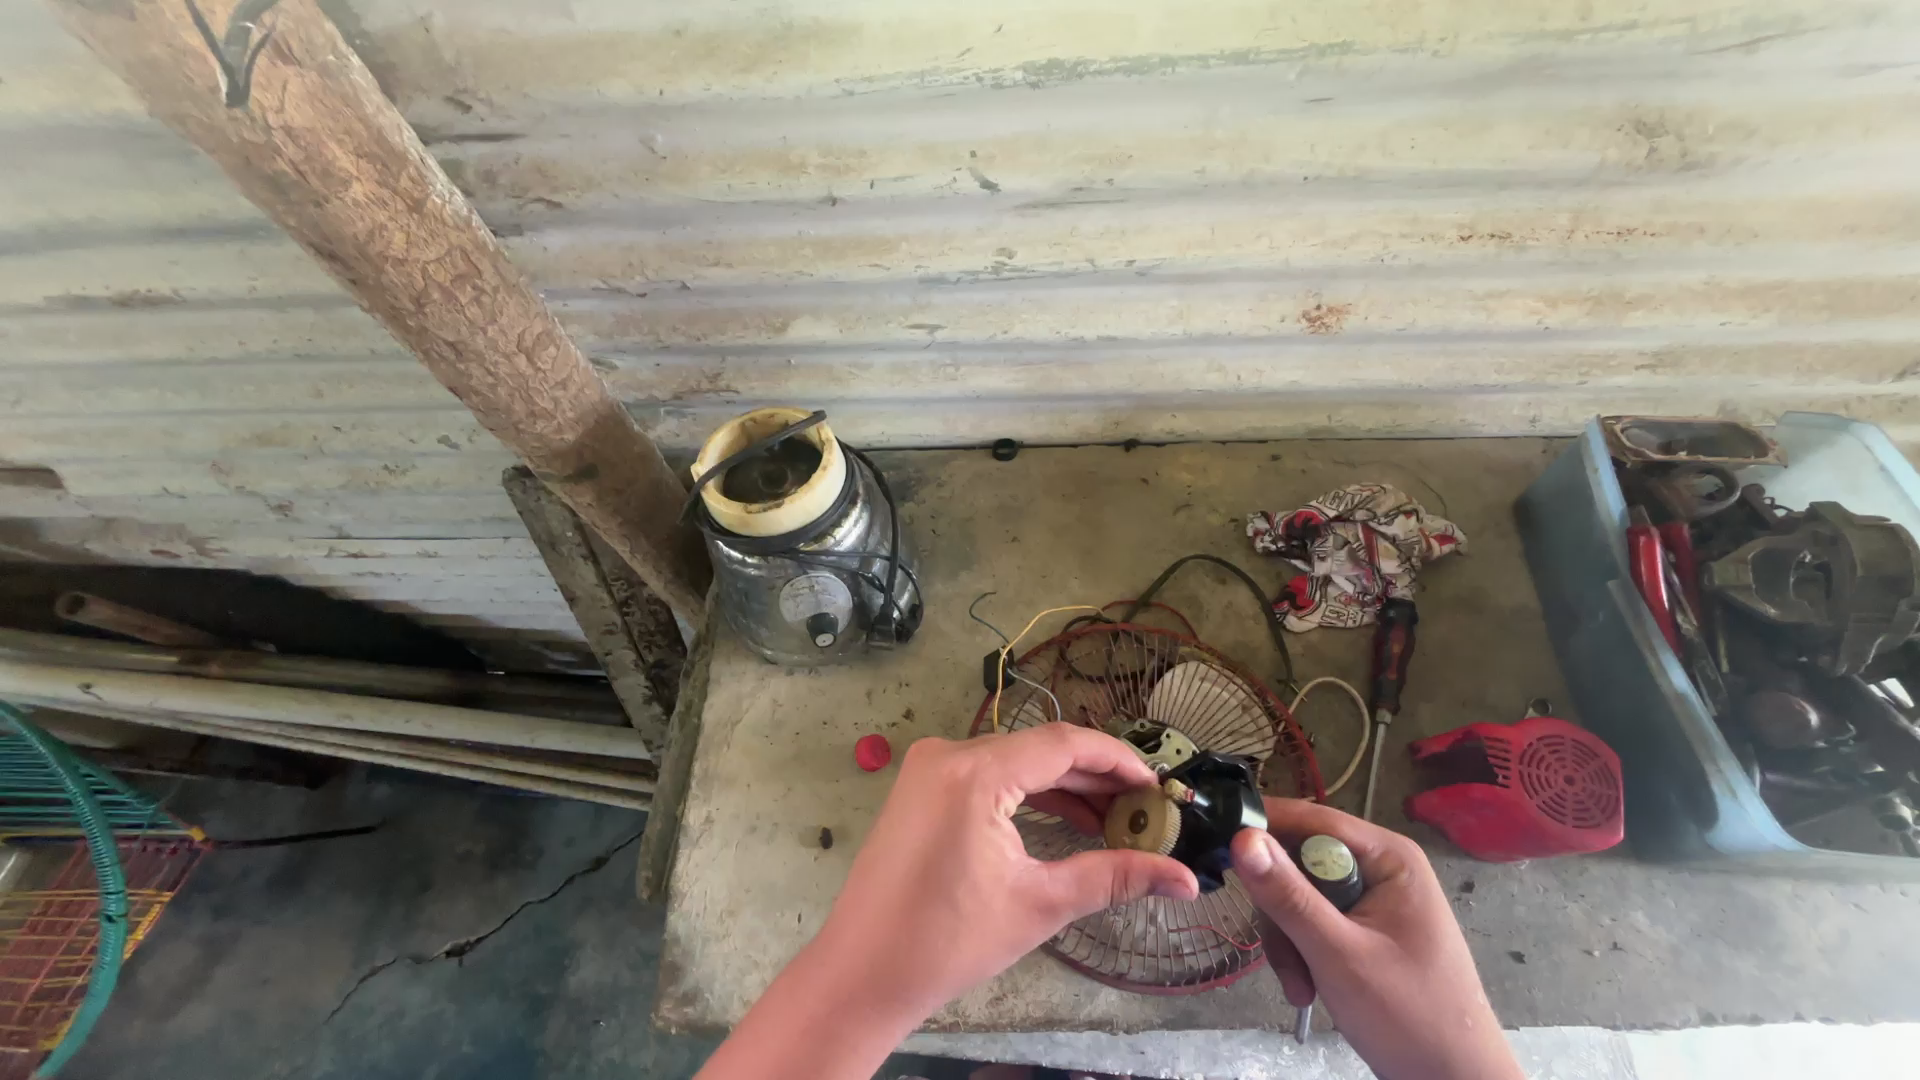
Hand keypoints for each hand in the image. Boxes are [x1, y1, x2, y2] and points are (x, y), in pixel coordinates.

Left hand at [818, 723, 1200, 1016]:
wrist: (862, 971)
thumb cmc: (948, 941)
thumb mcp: (1039, 903)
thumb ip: (1113, 877)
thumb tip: (1186, 880)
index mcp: (975, 772)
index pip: (1062, 743)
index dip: (1116, 759)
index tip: (1157, 784)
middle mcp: (949, 752)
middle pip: (1038, 749)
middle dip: (1094, 776)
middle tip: (1143, 807)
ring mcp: (930, 765)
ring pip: (1014, 760)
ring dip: (1063, 785)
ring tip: (1113, 818)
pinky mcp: (922, 784)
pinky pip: (987, 774)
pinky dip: (1027, 792)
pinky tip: (1066, 818)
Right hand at [1230, 799, 1522, 1079]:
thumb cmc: (1410, 1019)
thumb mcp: (1339, 955)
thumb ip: (1288, 896)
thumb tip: (1240, 837)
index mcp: (1388, 856)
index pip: (1308, 818)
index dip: (1261, 830)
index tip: (1217, 851)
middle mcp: (1378, 865)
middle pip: (1296, 860)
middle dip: (1280, 910)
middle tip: (1280, 955)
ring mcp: (1370, 897)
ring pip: (1296, 893)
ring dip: (1286, 939)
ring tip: (1300, 988)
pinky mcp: (1361, 925)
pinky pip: (1309, 918)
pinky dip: (1299, 952)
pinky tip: (1307, 989)